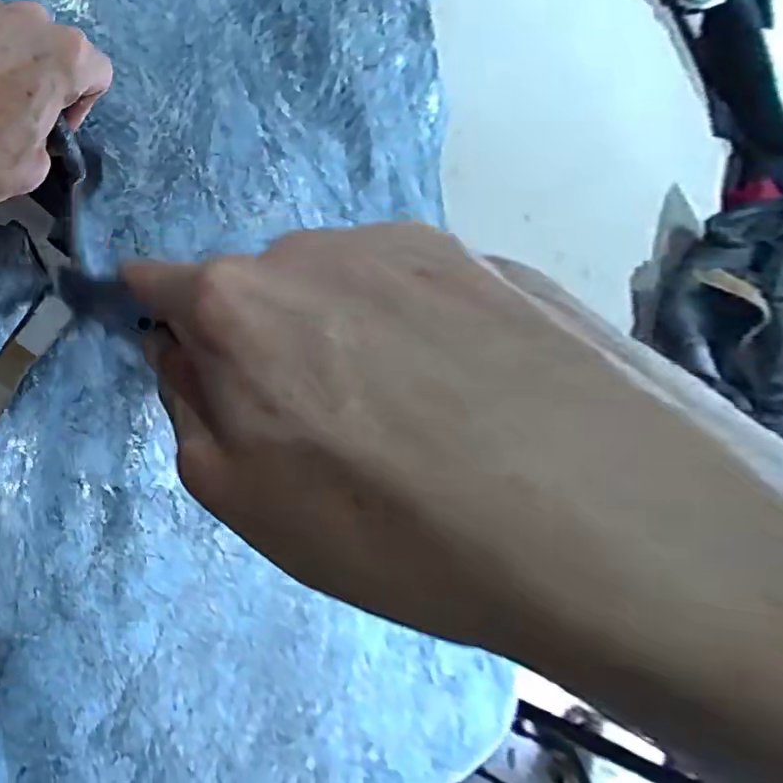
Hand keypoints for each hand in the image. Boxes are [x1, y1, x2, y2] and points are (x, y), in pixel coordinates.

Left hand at [0, 0, 111, 210]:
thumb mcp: (31, 171)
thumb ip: (47, 141)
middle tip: (12, 113)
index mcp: (67, 54)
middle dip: (42, 76)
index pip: (98, 74)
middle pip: (54, 46)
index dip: (79, 108)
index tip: (50, 132)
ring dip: (6, 53)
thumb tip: (30, 130)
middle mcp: (31, 17)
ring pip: (10, 28)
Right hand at [121, 223, 689, 650]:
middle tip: (314, 413)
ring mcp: (399, 243)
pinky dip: (409, 322)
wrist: (629, 539)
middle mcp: (303, 252)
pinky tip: (468, 386)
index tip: (181, 352)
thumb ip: (181, 404)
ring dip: (333, 324)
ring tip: (406, 404)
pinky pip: (407, 284)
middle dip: (254, 335)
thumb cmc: (388, 527)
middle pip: (247, 287)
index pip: (154, 280)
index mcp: (230, 302)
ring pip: (327, 279)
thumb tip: (177, 350)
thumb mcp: (236, 494)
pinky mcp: (485, 256)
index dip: (156, 315)